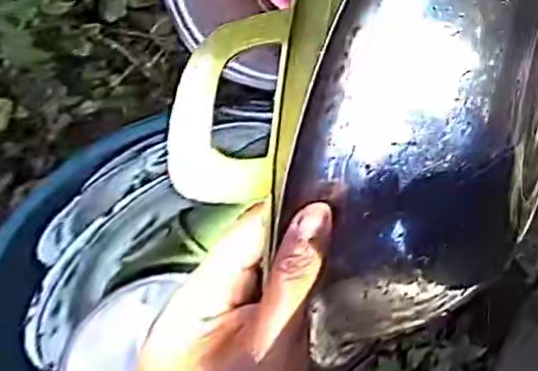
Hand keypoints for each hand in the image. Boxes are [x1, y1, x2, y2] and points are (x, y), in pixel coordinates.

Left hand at [139, 202, 331, 370]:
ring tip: (333, 264)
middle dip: (304, 237)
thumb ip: (294, 273)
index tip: (338, 198)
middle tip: (344, 237)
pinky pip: (274, 291)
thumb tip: (319, 211)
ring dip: (304, 263)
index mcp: (193, 300)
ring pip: (271, 267)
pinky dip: (300, 285)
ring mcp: (217, 325)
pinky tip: (318, 290)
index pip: (250, 225)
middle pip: (262, 244)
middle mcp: (199, 307)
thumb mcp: (271, 339)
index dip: (296, 207)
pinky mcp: (238, 339)